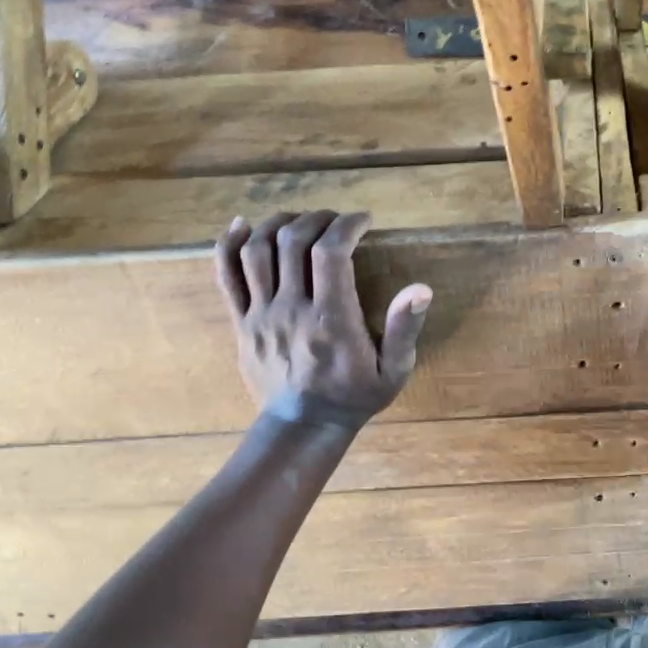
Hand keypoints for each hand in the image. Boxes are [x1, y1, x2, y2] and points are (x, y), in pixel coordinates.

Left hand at [215, 211, 431, 430]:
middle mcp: (292, 310)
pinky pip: (226, 276)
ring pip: (257, 250)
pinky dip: (228, 244)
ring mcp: (261, 315)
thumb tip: (421, 289)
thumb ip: (405, 329)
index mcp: (332, 319)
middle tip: (337, 220)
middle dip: (317, 219)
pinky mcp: (241, 322)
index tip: (364, 220)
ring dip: (278, 224)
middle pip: (293, 242)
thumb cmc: (354, 397)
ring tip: (301, 221)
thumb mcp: (393, 370)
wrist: (302, 428)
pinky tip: (241, 224)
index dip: (346, 225)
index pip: (331, 252)